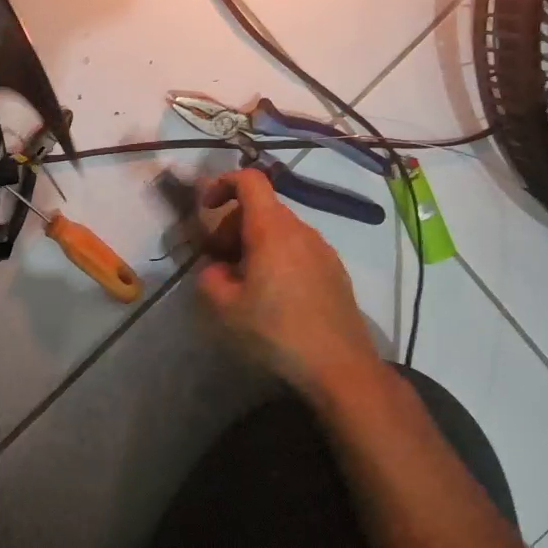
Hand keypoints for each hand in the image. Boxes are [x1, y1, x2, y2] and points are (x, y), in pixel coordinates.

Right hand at [195, 170, 382, 393]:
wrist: (340, 367)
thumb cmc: (277, 330)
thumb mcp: (226, 308)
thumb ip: (210, 278)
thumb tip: (216, 270)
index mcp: (272, 228)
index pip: (249, 180)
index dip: (222, 184)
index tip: (206, 209)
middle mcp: (300, 229)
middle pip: (261, 208)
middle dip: (233, 226)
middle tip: (220, 261)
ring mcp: (323, 249)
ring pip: (280, 230)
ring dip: (255, 244)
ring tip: (245, 283)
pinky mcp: (336, 271)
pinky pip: (299, 250)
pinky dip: (278, 258)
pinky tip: (275, 297)